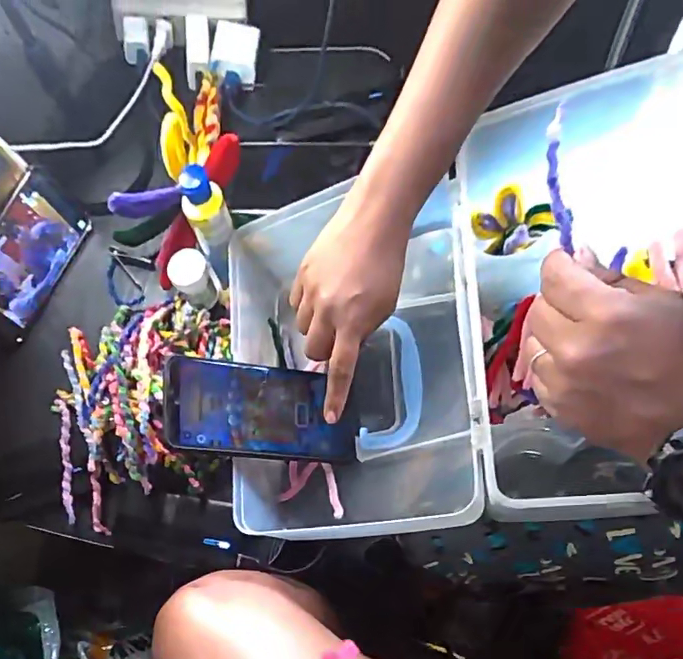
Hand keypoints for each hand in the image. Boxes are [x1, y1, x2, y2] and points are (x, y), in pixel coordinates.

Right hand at [290, 201, 409, 422]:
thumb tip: (347, 345)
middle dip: (322, 351)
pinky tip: (321, 292)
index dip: (334, 395)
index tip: (328, 415)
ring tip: (331, 307)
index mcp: (353, 322)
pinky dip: (306, 305)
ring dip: (315, 327)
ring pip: (302, 328)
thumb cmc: (387, 263)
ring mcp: (310, 293)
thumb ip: (364, 330)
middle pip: (313, 350)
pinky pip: (296, 304)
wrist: (373, 218)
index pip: (340, 369)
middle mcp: (327, 312)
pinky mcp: (301, 275)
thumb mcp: (385, 305)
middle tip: (336, 337)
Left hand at [520, 247, 682, 463]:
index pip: (555, 277)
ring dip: (549, 333)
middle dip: (554, 298)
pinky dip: (549, 364)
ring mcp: (561, 382)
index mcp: (605, 315)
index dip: (557, 263)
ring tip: (574, 335)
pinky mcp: (557, 407)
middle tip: (574, 301)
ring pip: (532, 343)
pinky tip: (572, 365)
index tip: (564, 261)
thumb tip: (579, 260)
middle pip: (538, 309)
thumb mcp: (665, 302)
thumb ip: (614, 281)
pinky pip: (537, 375)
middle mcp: (574, 348)